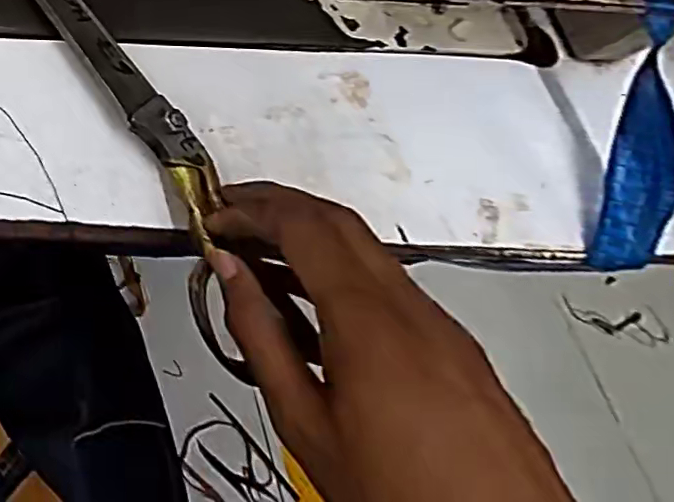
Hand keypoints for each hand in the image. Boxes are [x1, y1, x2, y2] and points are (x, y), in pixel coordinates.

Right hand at [207, 183, 574, 501]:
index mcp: (370, 323)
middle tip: (231, 209)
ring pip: (364, 245)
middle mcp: (414, 313)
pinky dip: (337, 264)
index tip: (216, 217)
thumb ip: (257, 333)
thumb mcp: (303, 419)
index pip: (301, 225)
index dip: (250, 209)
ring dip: (306, 231)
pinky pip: (387, 280)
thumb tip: (229, 272)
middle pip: (336, 219)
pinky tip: (307, 295)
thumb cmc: (408, 501)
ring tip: (258, 249)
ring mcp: (443, 329)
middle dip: (275, 202)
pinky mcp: (457, 349)